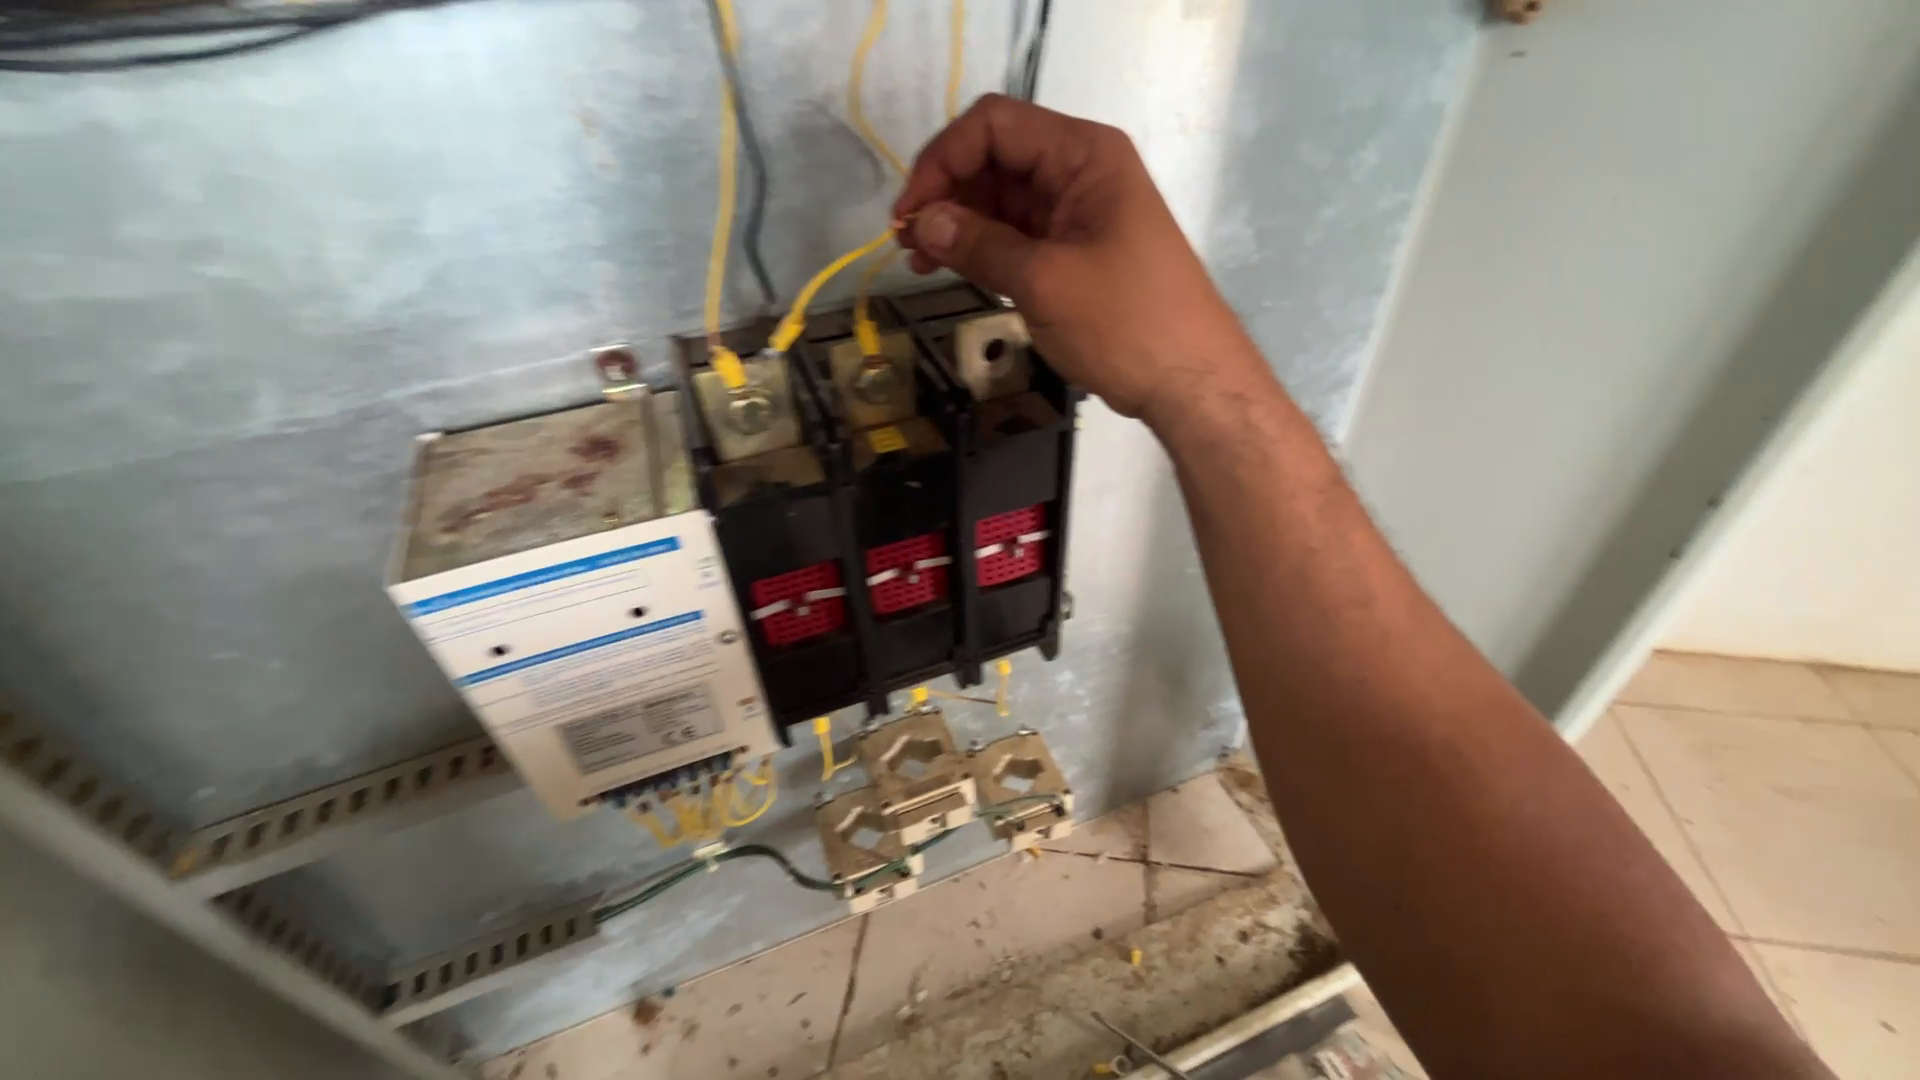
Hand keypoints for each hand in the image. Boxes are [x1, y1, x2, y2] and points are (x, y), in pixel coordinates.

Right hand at [892, 95, 1261, 422]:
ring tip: (920, 263)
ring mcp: (1078, 214)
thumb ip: (979, 245)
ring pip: (1003, 202)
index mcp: (1083, 155)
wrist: (1189, 381)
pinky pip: (1018, 236)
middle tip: (906, 244)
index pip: (995, 127)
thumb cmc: (1125, 322)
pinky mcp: (1074, 253)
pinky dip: (983, 250)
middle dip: (947, 195)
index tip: (908, 213)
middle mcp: (1080, 173)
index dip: (943, 161)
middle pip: (996, 161)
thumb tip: (922, 224)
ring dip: (959, 225)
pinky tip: (952, 270)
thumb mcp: (1044, 281)